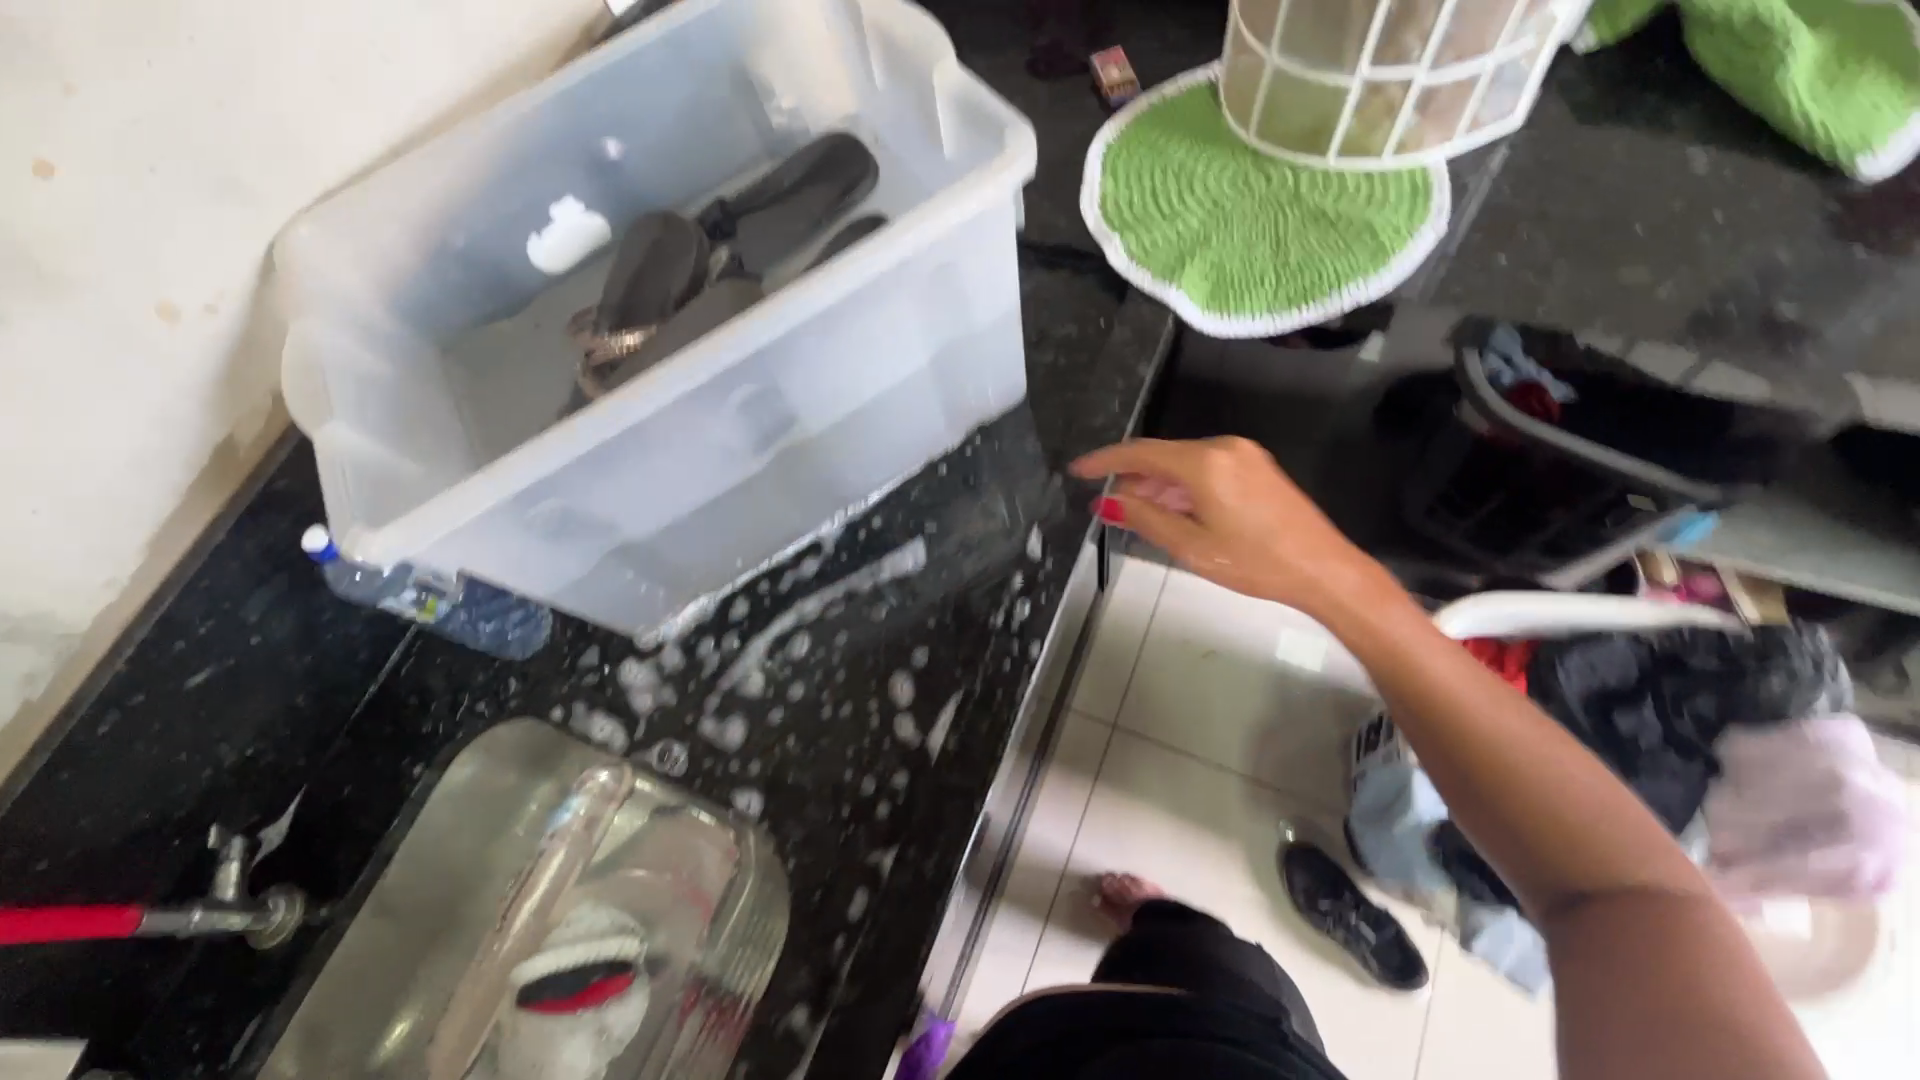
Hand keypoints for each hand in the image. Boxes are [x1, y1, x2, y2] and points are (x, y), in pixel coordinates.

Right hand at [1069, 436, 1393, 617]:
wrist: (1323, 570)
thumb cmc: (1255, 562)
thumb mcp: (1191, 546)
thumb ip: (1145, 518)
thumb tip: (1108, 502)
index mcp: (1205, 462)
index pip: (1141, 452)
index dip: (1105, 461)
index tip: (1078, 470)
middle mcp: (1224, 447)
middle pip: (1163, 456)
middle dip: (1132, 479)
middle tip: (1106, 506)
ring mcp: (1244, 456)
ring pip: (1185, 464)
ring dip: (1158, 486)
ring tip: (1135, 514)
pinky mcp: (1257, 468)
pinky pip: (1206, 470)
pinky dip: (1183, 488)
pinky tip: (1172, 512)